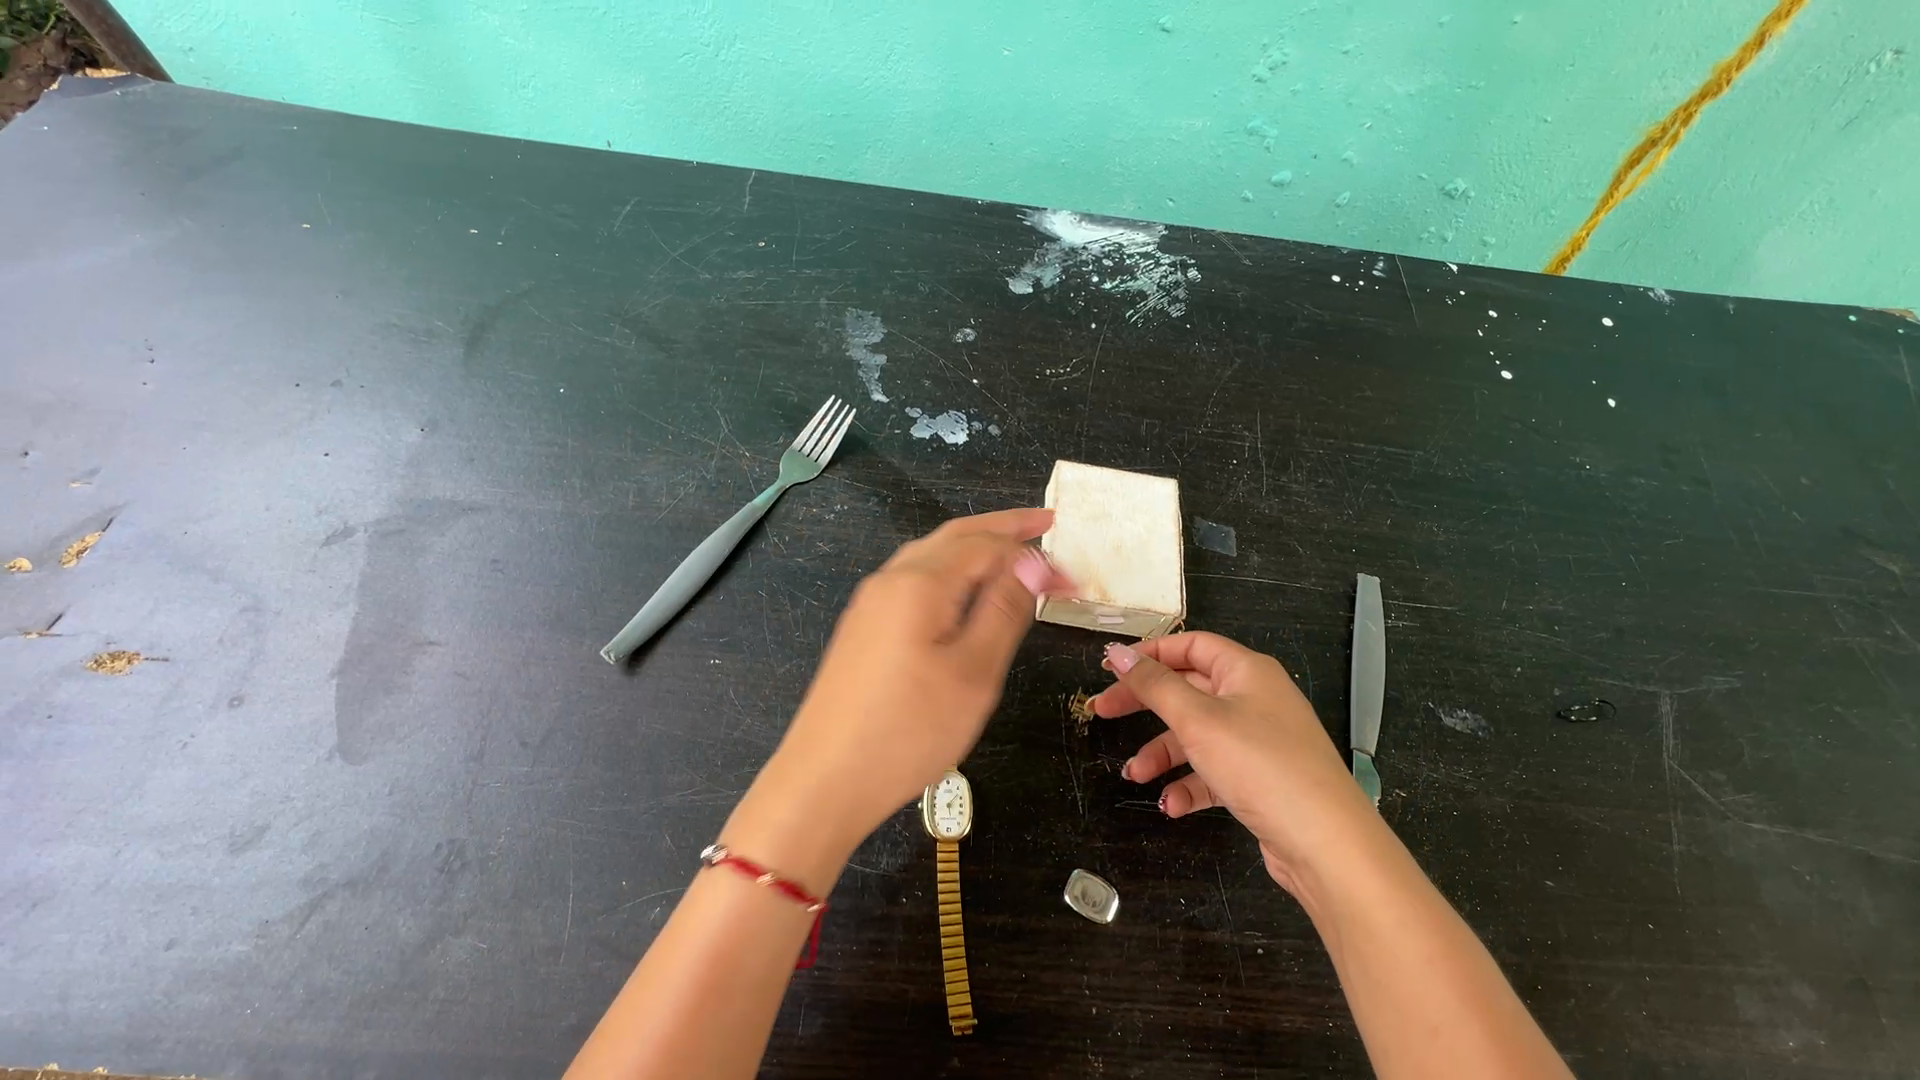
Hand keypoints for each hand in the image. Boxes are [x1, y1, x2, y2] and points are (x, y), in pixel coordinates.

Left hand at [723, 509, 1069, 887]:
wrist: (825, 779)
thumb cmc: (909, 730)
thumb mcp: (973, 672)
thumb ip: (1004, 611)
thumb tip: (1032, 563)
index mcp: (920, 583)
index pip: (987, 546)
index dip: (1032, 553)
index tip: (1073, 576)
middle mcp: (891, 580)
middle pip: (954, 536)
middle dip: (1001, 527)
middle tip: (1045, 524)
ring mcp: (870, 603)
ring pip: (930, 556)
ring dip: (973, 547)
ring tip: (1012, 552)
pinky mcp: (863, 628)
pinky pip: (914, 581)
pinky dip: (950, 572)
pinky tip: (964, 594)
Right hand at [1094, 633, 1376, 894]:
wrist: (1325, 842)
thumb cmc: (1260, 765)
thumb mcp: (1197, 720)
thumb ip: (1154, 684)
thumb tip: (1117, 652)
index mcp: (1246, 671)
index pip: (1191, 645)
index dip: (1150, 653)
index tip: (1111, 668)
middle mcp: (1255, 698)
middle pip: (1188, 689)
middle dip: (1145, 704)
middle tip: (1103, 713)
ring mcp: (1260, 740)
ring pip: (1197, 734)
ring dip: (1162, 753)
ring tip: (1134, 775)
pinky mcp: (1261, 779)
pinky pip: (1214, 771)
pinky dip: (1190, 784)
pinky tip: (1172, 805)